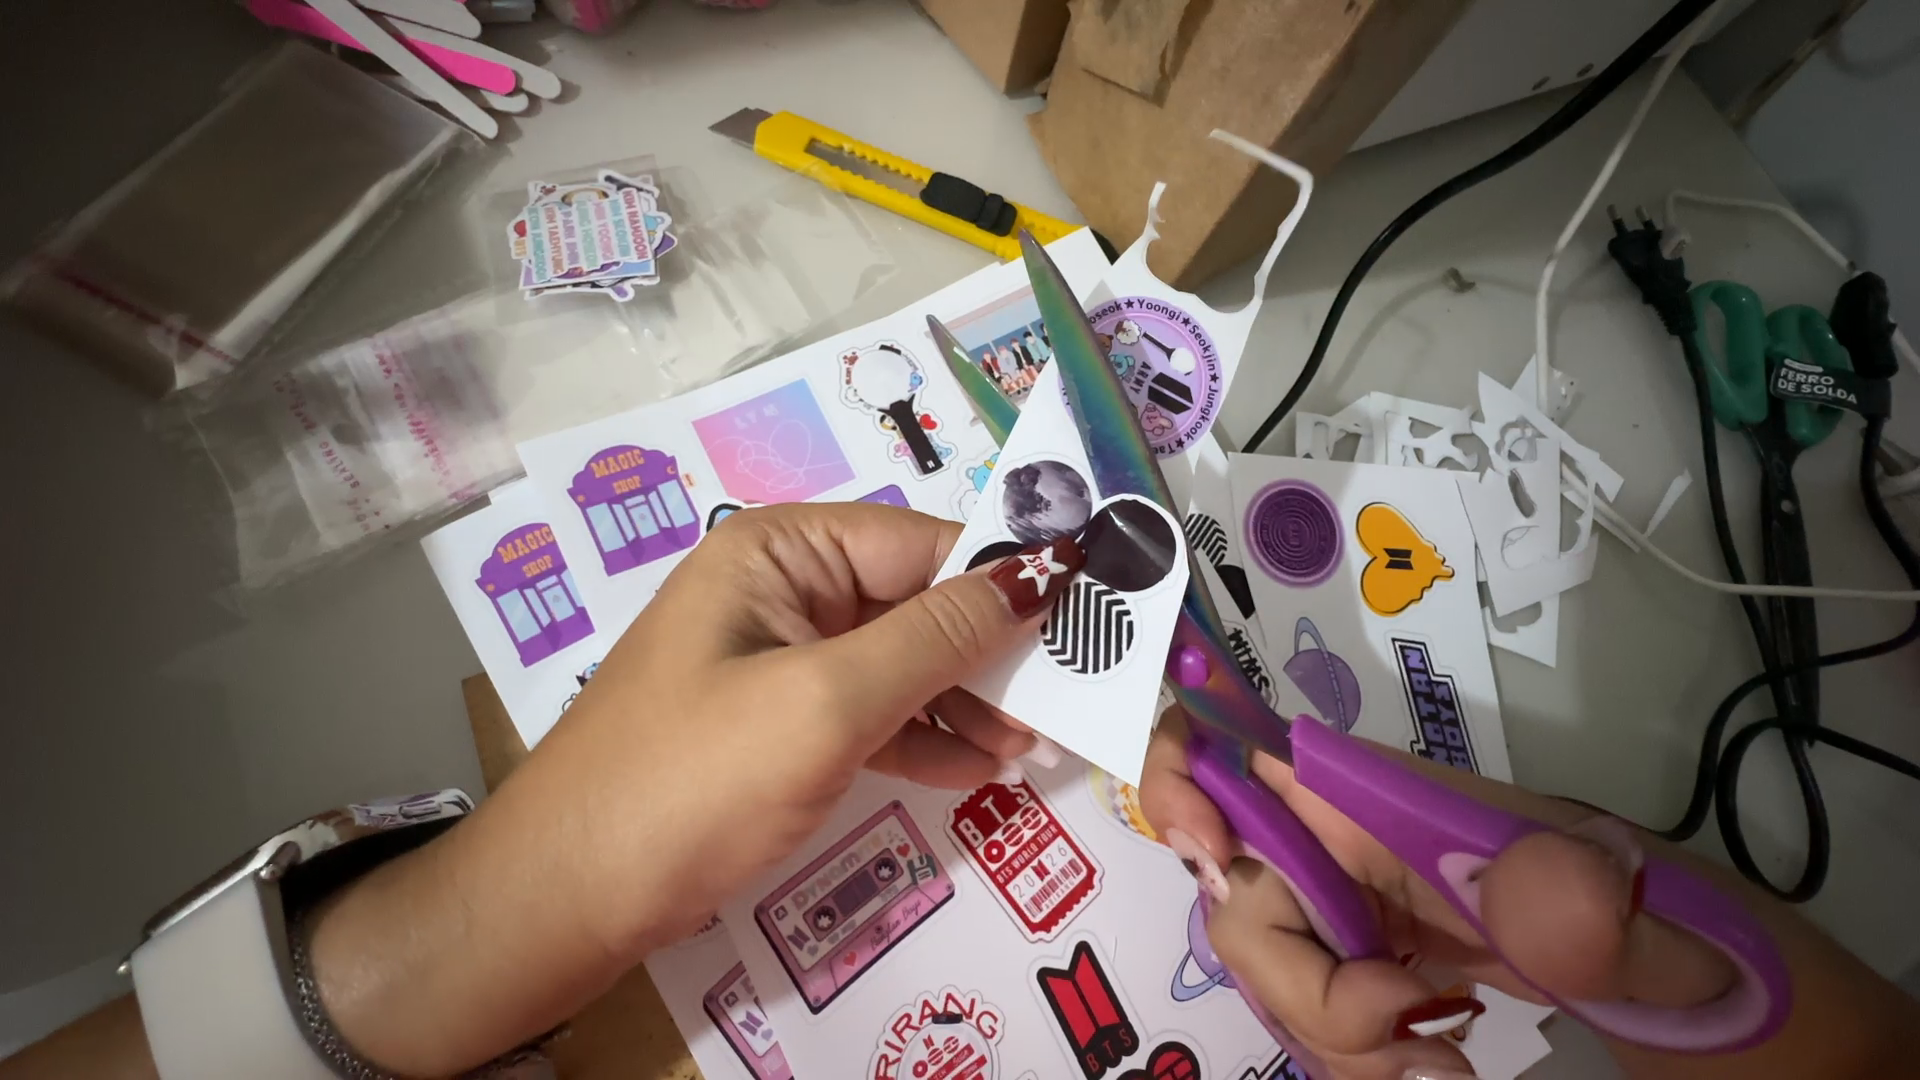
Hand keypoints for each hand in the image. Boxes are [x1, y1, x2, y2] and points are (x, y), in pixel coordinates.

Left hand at [305, 502, 1083, 1075]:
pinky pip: (873, 710)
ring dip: (964, 700)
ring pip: (902, 661)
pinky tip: (976, 768)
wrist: (562, 905)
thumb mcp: (828, 702)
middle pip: (917, 602)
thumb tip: (1039, 574)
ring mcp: (785, 655)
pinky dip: (922, 735)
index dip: (1004, 580)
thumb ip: (938, 635)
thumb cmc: (692, 783)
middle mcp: (788, 587)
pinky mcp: (784, 717)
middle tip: (1065, 700)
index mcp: (784, 550)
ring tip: (1030, 746)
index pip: (923, 545)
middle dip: (987, 652)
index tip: (1083, 623)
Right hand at [1139, 709, 1739, 1079]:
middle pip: (1228, 884)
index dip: (1177, 776)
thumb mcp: (1653, 927)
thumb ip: (1586, 909)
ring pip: (1253, 953)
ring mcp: (1331, 897)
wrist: (1700, 1003)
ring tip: (1434, 1067)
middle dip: (1292, 979)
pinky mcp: (1343, 952)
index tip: (1206, 853)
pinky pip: (1290, 998)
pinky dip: (1337, 1046)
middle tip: (1403, 1034)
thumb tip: (1505, 889)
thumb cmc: (1667, 934)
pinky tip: (1415, 1062)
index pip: (1228, 743)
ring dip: (1323, 1029)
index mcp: (1368, 791)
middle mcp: (1328, 833)